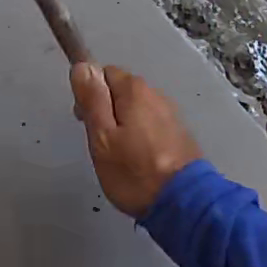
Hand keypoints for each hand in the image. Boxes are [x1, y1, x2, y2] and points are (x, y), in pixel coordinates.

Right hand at [70, 62, 202, 216]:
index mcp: (135, 89)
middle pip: (121, 89)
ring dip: (123, 122)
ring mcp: (170, 112)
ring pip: (136, 107)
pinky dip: (140, 133)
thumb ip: (92, 99)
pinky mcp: (178, 131)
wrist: (183, 201)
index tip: (85, 122)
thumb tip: (83, 65)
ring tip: (118, 155)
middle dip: (106, 109)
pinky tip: (138, 157)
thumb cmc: (134, 171)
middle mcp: (155, 93)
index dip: (89, 94)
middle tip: (100, 144)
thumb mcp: (103, 137)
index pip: (104, 73)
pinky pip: (151, 122)